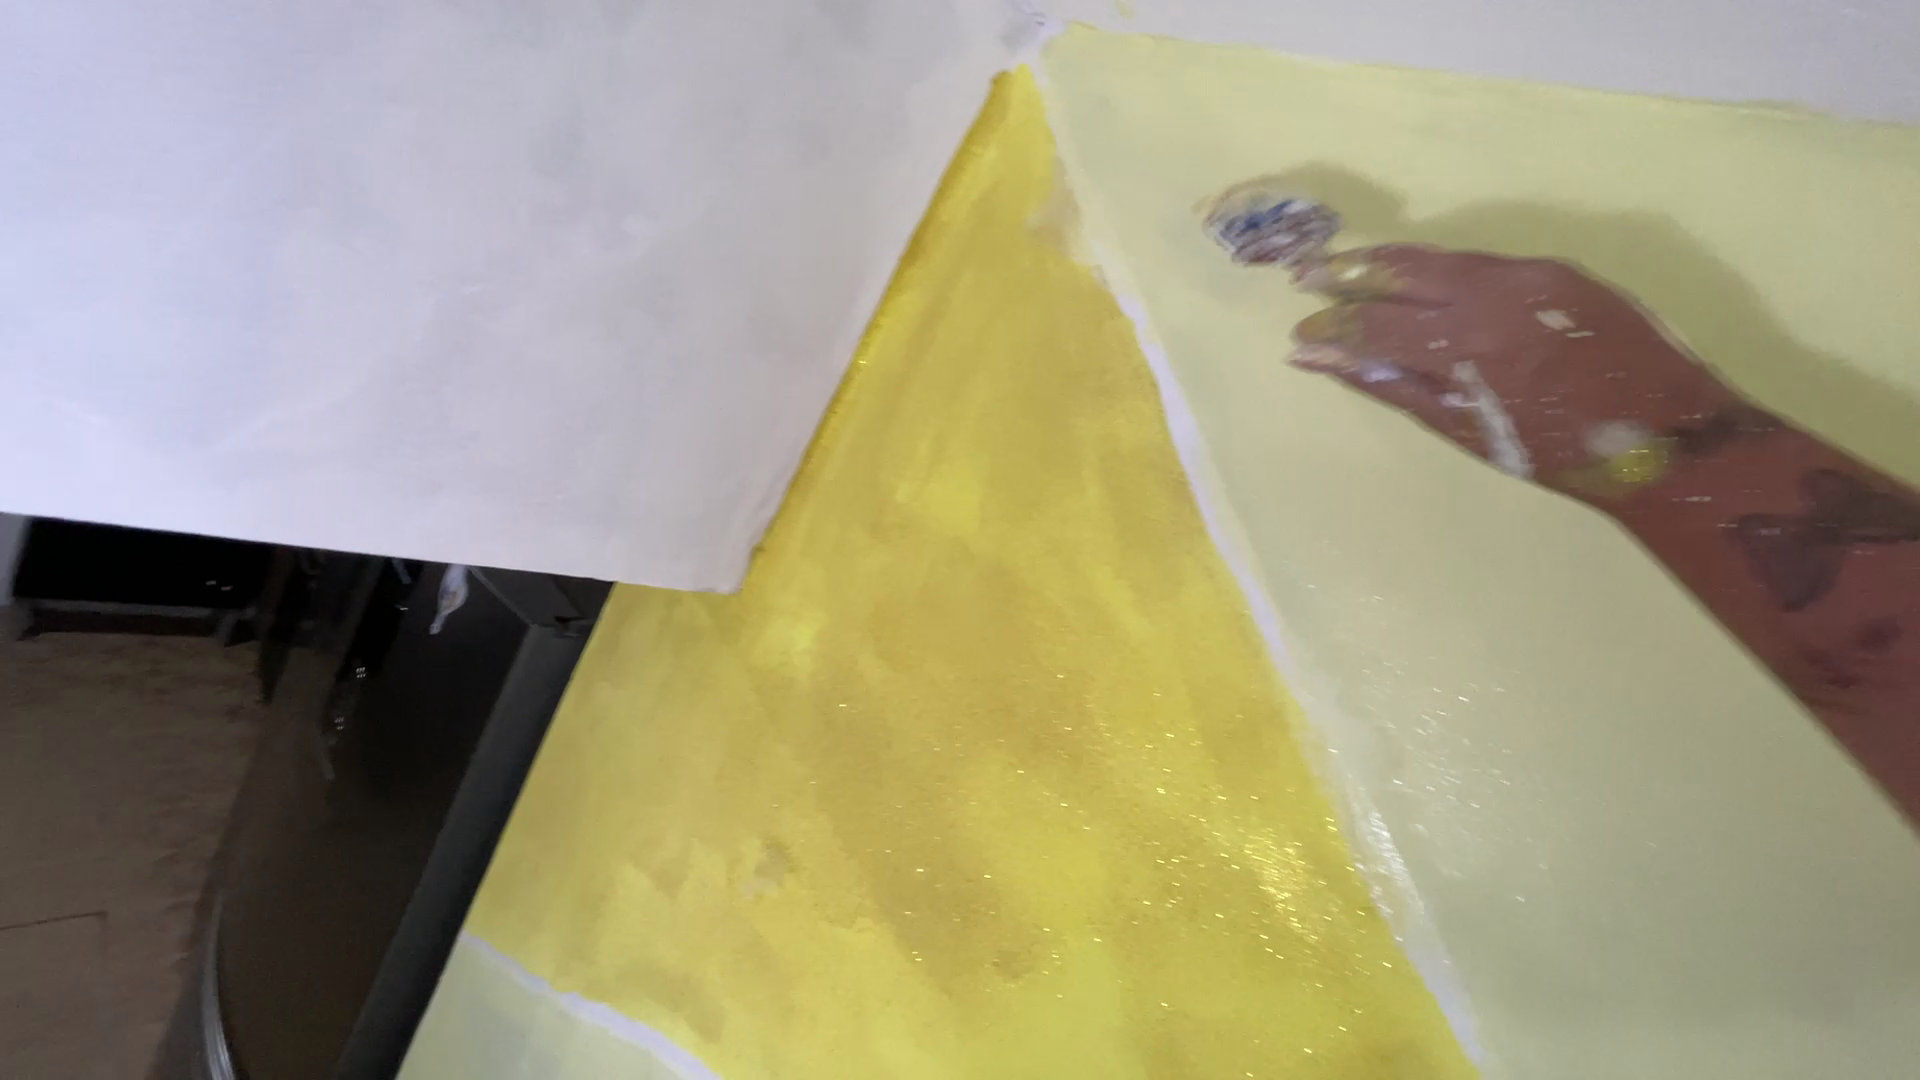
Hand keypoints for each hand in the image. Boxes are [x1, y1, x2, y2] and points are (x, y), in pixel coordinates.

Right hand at [1289, 245, 1740, 497]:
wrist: (1671, 437)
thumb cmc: (1551, 450)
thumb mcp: (1458, 426)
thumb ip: (1387, 385)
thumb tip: (1320, 362)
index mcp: (1467, 346)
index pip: (1375, 326)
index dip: (1331, 330)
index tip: (1298, 336)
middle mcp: (1496, 294)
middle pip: (1403, 272)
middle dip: (1345, 273)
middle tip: (1301, 277)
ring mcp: (1531, 275)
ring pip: (1440, 259)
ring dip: (1386, 263)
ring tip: (1343, 267)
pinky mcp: (1558, 270)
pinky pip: (1479, 262)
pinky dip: (1435, 268)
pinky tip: (1413, 278)